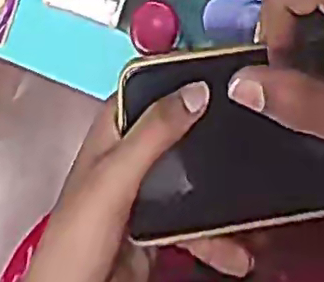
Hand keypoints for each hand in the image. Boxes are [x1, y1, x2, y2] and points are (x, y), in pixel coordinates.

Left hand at [25, 86, 253, 281]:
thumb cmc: (74, 240)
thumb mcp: (115, 177)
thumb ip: (153, 133)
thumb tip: (195, 90)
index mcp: (114, 128)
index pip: (153, 85)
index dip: (184, 77)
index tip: (222, 74)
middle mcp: (130, 152)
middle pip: (180, 131)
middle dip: (213, 139)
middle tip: (249, 137)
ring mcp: (145, 189)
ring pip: (192, 177)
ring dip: (221, 197)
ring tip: (250, 210)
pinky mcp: (156, 227)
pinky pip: (195, 221)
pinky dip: (215, 235)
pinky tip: (235, 249)